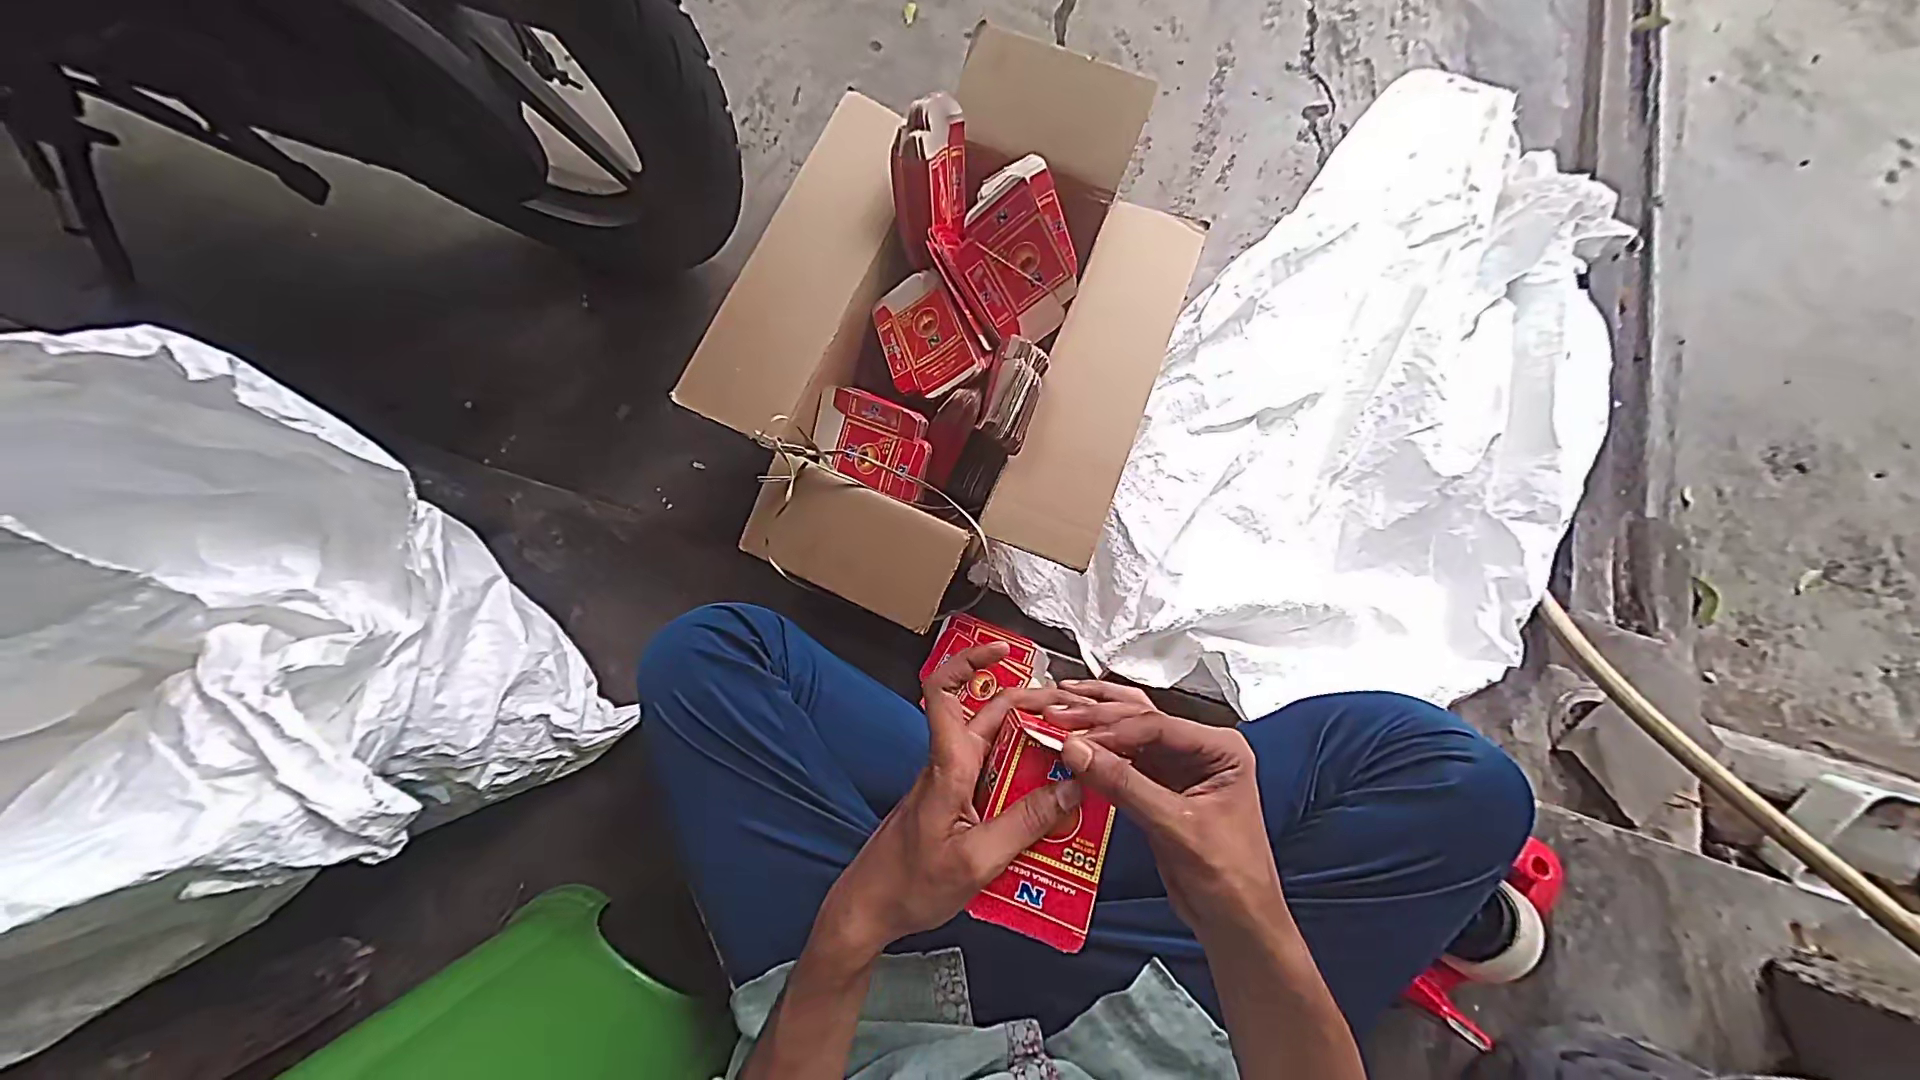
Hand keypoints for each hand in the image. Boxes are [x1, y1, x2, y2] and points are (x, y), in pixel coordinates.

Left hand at [813, 644, 1084, 962]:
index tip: (1002, 651)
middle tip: (1071, 717)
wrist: (871, 906)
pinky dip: (1024, 778)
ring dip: (1032, 745)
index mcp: (947, 764)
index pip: (944, 691)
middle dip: (1030, 707)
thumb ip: (1025, 824)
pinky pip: (997, 776)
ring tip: (1071, 756)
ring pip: (998, 745)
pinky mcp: (959, 801)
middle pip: (990, 715)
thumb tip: (1070, 787)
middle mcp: (950, 762)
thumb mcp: (976, 860)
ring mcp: (954, 781)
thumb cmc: (909, 883)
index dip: (969, 662)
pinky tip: (1049, 798)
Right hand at [1053, 681, 1283, 942]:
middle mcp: (1198, 749)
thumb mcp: (1176, 828)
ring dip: (1092, 724)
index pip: (1156, 724)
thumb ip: (1125, 785)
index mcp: (1220, 749)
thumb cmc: (1233, 881)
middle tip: (1056, 717)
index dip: (1112, 728)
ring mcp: (1176, 764)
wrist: (1236, 925)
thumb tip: (1080, 751)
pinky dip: (1094, 750)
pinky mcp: (1155, 782)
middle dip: (1095, 718)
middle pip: (1138, 719)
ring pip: (1126, 731)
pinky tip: (1071, 742)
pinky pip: (1119, 757)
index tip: (1076, 735)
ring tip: (1057, 713)